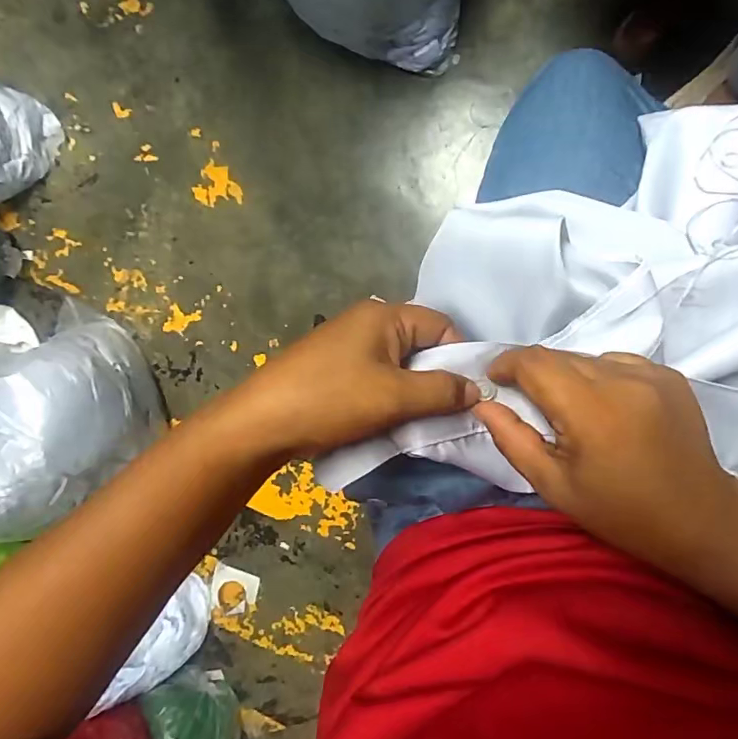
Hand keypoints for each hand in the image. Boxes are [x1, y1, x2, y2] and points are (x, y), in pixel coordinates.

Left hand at [208, 300, 480, 458]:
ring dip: (412, 392)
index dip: (460, 357)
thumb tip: (476, 389)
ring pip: (398, 365)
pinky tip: (386, 421)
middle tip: (445, 414)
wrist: (260, 423)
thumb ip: (441, 391)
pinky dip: (387, 397)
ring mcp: (346, 344)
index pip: (441, 324)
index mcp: (384, 315)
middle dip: (436, 378)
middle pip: (420, 344)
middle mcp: (366, 321)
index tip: (468, 394)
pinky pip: (375, 376)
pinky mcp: (332, 367)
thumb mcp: (394, 397)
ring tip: (415, 421)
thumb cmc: (331, 400)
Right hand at [472, 347, 737, 563]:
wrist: (700, 520)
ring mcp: (651, 373)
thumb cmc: (621, 512)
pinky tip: (607, 407)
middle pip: (559, 356)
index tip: (495, 381)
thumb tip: (485, 404)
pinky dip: (600, 377)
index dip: (507, 364)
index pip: (535, 362)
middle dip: (534, 373)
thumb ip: (513, 439)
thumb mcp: (554, 486)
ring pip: (588, 357)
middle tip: (527, 403)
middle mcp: (622, 379)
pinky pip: (618, 362)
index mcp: (590, 408)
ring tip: (571, 410)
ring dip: (567, 375)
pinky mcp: (670, 375)